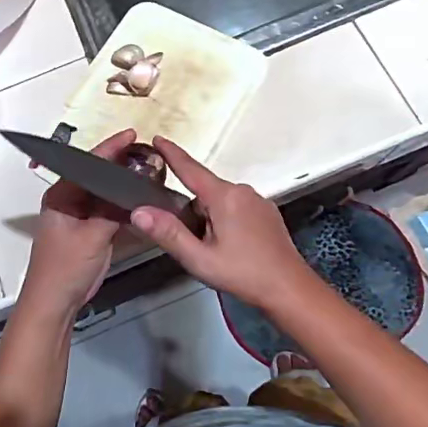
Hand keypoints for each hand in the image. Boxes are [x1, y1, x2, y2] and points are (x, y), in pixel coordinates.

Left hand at [21, 128, 135, 318]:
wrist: (55, 303)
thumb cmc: (65, 268)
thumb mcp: (92, 236)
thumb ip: (113, 210)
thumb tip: (134, 188)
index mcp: (61, 196)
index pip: (88, 164)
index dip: (110, 148)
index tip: (131, 135)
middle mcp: (69, 201)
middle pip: (98, 176)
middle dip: (121, 165)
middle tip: (147, 154)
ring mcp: (80, 217)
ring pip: (105, 194)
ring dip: (124, 186)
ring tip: (150, 173)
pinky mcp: (90, 231)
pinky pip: (109, 211)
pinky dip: (124, 205)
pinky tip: (143, 201)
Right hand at [129, 137, 318, 310]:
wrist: (288, 287)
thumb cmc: (243, 273)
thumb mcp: (199, 258)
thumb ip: (168, 233)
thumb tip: (139, 212)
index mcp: (224, 197)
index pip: (191, 168)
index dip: (172, 154)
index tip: (157, 139)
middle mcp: (243, 191)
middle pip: (204, 192)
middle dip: (192, 212)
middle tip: (192, 244)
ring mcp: (258, 201)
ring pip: (221, 202)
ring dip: (210, 220)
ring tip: (213, 252)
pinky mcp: (266, 213)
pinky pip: (237, 209)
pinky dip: (226, 222)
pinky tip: (231, 248)